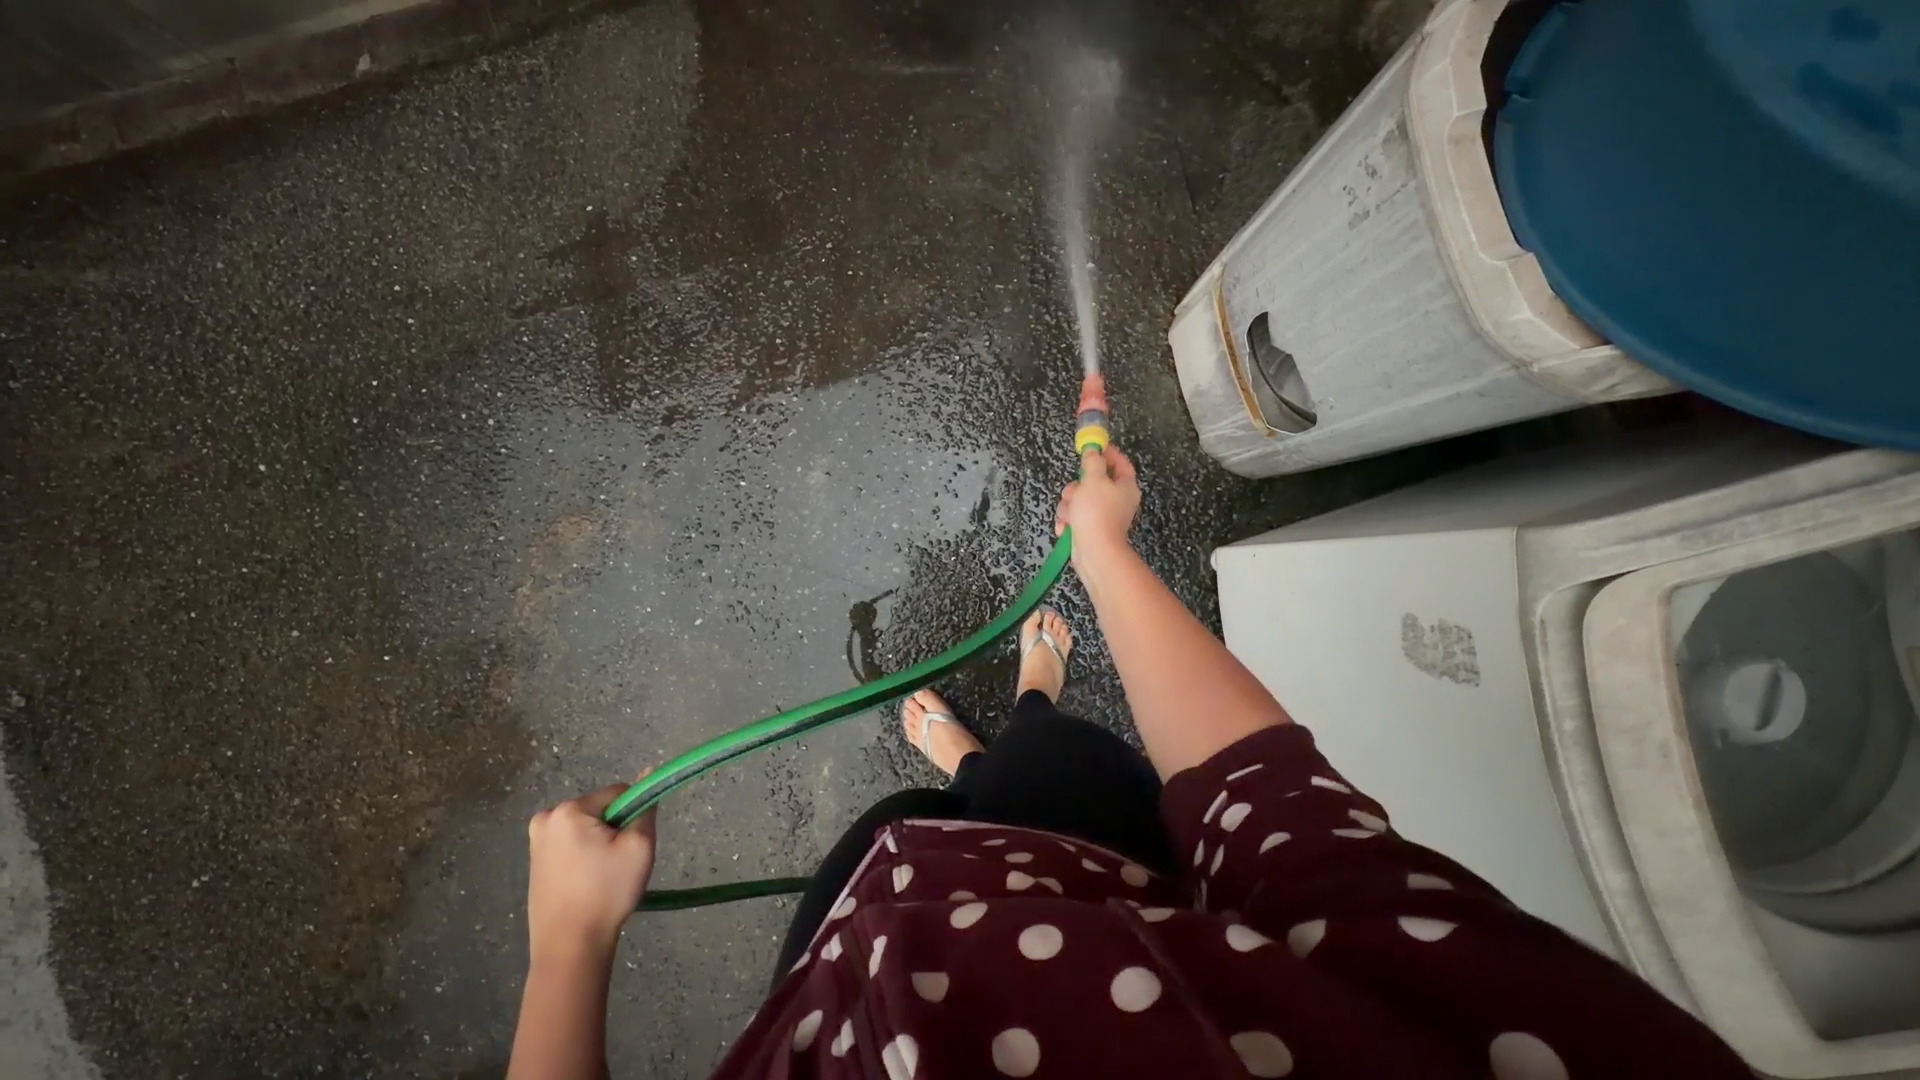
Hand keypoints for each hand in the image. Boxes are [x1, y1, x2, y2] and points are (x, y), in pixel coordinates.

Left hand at [525, 776, 657, 963]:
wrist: (569, 945)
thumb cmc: (606, 892)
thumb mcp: (639, 847)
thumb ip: (645, 808)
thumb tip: (648, 772)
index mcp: (568, 810)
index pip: (618, 794)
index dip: (633, 816)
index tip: (632, 845)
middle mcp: (545, 818)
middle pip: (599, 811)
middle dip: (614, 830)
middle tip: (619, 863)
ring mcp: (535, 842)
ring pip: (585, 829)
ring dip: (599, 844)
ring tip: (603, 876)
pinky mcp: (534, 863)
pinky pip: (571, 846)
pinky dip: (584, 857)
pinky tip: (587, 883)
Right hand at [1055, 444, 1139, 566]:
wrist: (1094, 551)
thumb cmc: (1097, 512)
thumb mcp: (1093, 479)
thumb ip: (1092, 461)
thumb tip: (1093, 451)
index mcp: (1126, 486)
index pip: (1120, 462)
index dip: (1107, 452)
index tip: (1091, 447)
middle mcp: (1117, 500)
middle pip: (1093, 481)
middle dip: (1077, 487)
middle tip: (1073, 492)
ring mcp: (1104, 515)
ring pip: (1079, 499)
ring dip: (1069, 505)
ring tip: (1069, 515)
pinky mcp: (1091, 528)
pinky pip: (1075, 516)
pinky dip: (1068, 520)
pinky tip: (1066, 527)